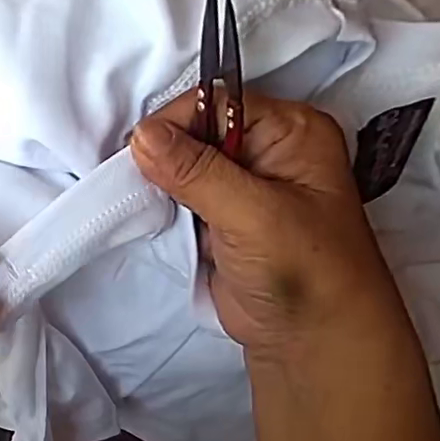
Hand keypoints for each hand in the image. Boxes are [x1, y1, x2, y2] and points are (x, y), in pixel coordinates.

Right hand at [131, 92, 402, 358]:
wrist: (308, 338)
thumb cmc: (303, 271)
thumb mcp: (252, 213)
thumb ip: (197, 172)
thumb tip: (141, 134)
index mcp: (289, 132)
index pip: (217, 102)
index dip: (174, 122)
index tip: (137, 154)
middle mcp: (263, 150)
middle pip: (194, 130)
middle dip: (160, 151)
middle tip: (131, 180)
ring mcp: (238, 185)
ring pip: (179, 163)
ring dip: (154, 180)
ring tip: (136, 199)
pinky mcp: (215, 216)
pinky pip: (175, 195)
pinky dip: (156, 202)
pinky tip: (143, 212)